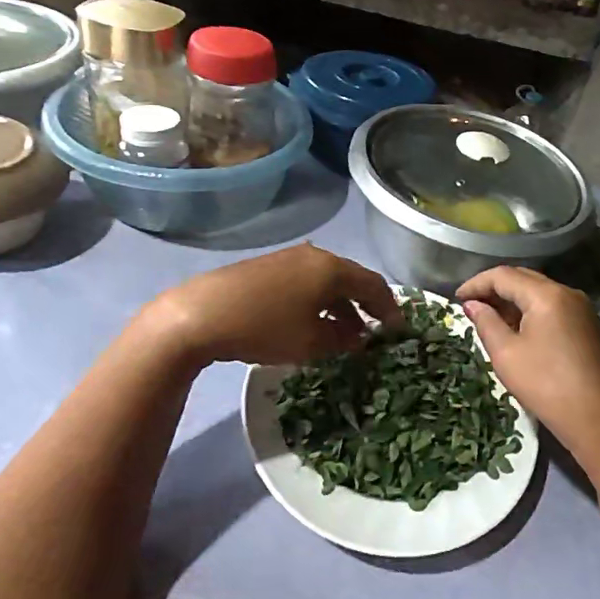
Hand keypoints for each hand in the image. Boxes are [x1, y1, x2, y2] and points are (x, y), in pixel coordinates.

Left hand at [140, 244, 401, 366]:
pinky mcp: (267, 268)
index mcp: (331, 268)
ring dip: (340, 306)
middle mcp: (314, 256)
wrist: (200, 314)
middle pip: (350, 279)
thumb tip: (357, 337)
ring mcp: (288, 259)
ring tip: (344, 335)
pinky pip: (305, 283)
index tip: (399, 330)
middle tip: (374, 332)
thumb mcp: (311, 342)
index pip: (373, 285)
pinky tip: (311, 323)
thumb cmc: (265, 327)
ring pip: (326, 281)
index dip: (389, 308)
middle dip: (364, 306)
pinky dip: (317, 302)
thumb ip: (342, 339)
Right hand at [457, 266, 599, 472]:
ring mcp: (582, 308)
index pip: (504, 275)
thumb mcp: (506, 354)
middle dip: (494, 289)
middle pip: (523, 279)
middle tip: (470, 307)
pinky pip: (553, 307)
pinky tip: (517, 330)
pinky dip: (531, 311)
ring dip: (513, 301)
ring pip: (539, 293)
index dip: (476, 283)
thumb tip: (473, 305)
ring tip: (490, 319)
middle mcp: (567, 293)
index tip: (456, 299)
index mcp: (546, 295)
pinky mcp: (588, 325)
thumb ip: (486, 323)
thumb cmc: (547, 385)